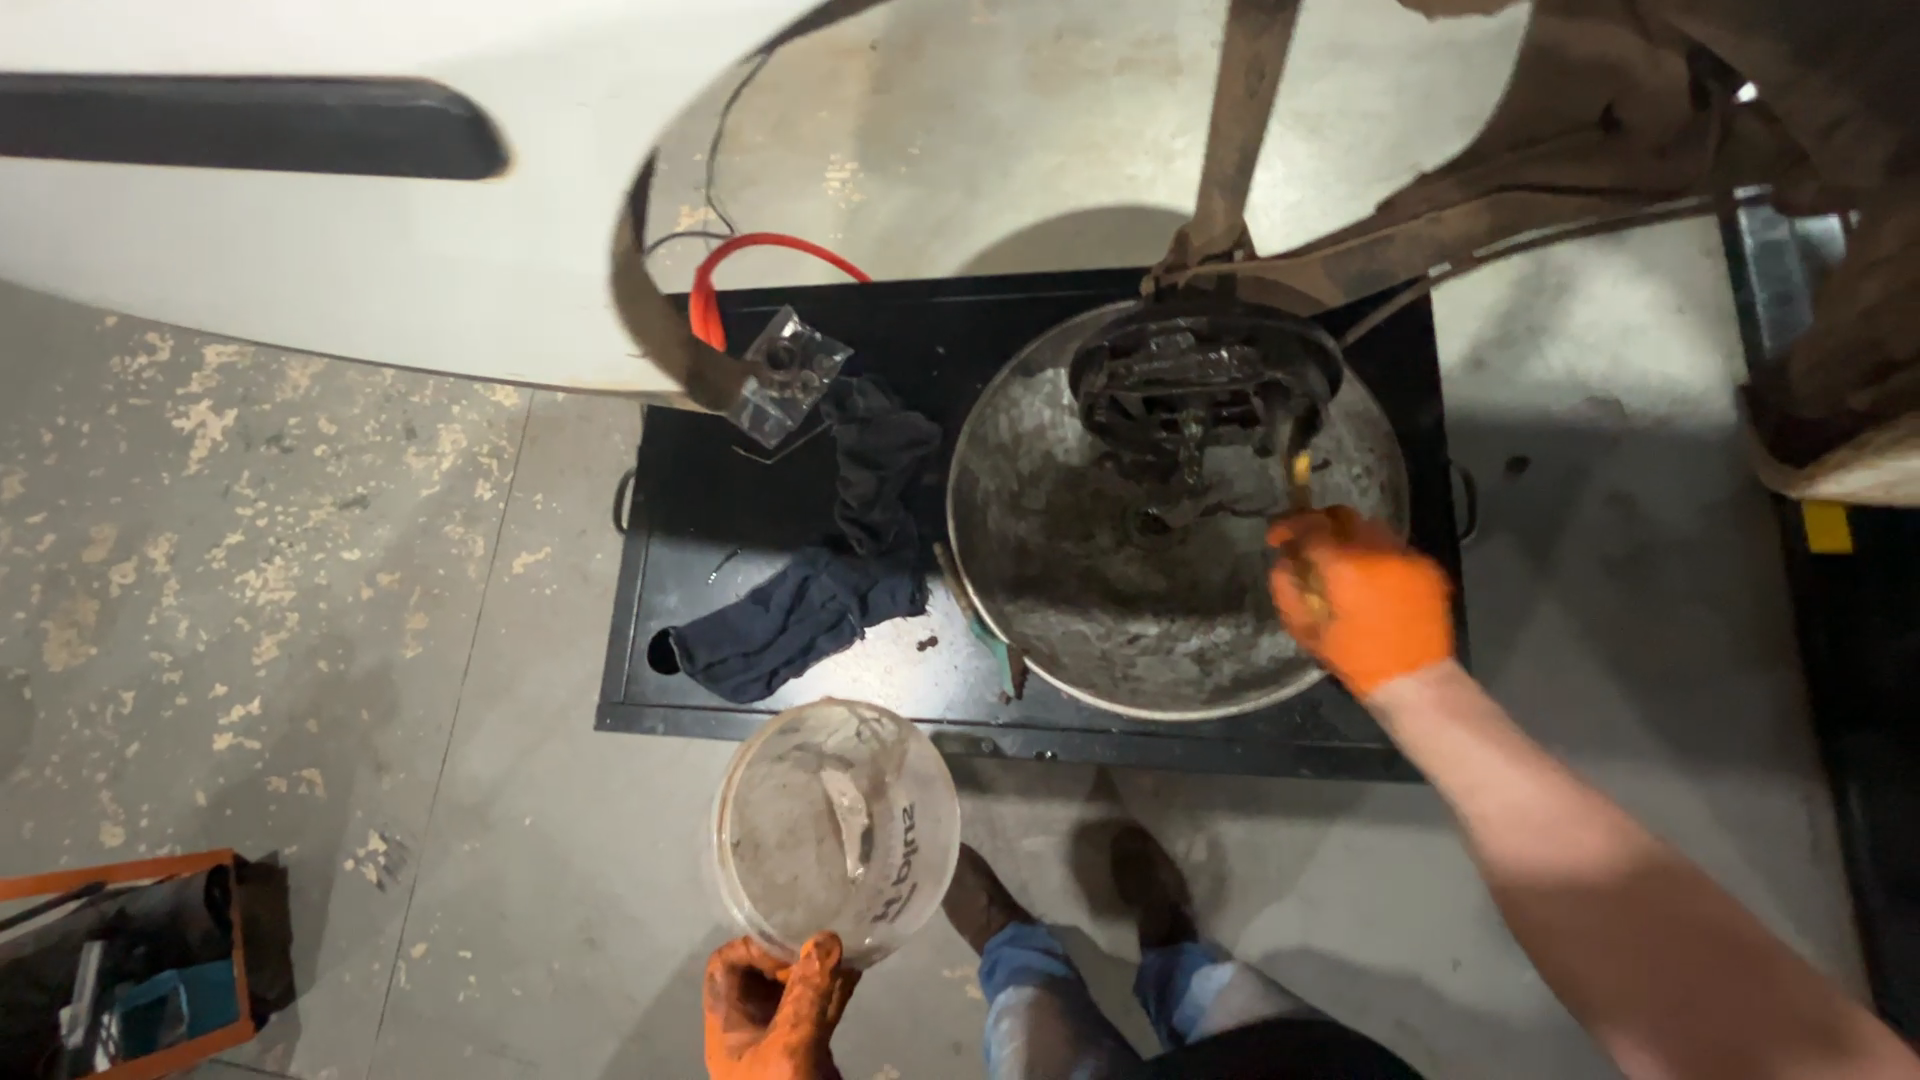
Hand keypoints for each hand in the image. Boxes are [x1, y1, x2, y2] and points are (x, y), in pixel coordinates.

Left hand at [703, 932, 859, 1079]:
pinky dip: (837, 987)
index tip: (791, 951)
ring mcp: (780, 1039)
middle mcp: (750, 1026)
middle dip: (791, 950)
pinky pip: (821, 1007)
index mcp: (727, 1026)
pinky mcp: (809, 1051)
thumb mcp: (791, 1051)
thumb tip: (826, 937)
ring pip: (795, 987)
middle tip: (824, 943)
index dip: (753, 949)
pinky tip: (857, 967)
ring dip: (819, 966)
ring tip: (846, 945)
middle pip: (761, 972)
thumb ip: (807, 996)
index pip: (726, 966)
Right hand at [1266, 505, 1453, 697]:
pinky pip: (1393, 546)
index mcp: (1345, 565)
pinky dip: (1374, 552)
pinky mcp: (1428, 567)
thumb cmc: (1352, 658)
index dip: (1287, 526)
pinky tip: (1369, 577)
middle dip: (1319, 523)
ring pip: (1371, 526)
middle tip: (1307, 543)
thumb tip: (1284, 559)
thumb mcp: (1303, 627)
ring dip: (1348, 536)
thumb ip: (1286, 585)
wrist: (1413, 680)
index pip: (1311, 525)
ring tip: (1339, 560)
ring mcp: (1408, 556)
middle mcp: (1379, 551)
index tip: (1276, 538)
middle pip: (1342, 514)